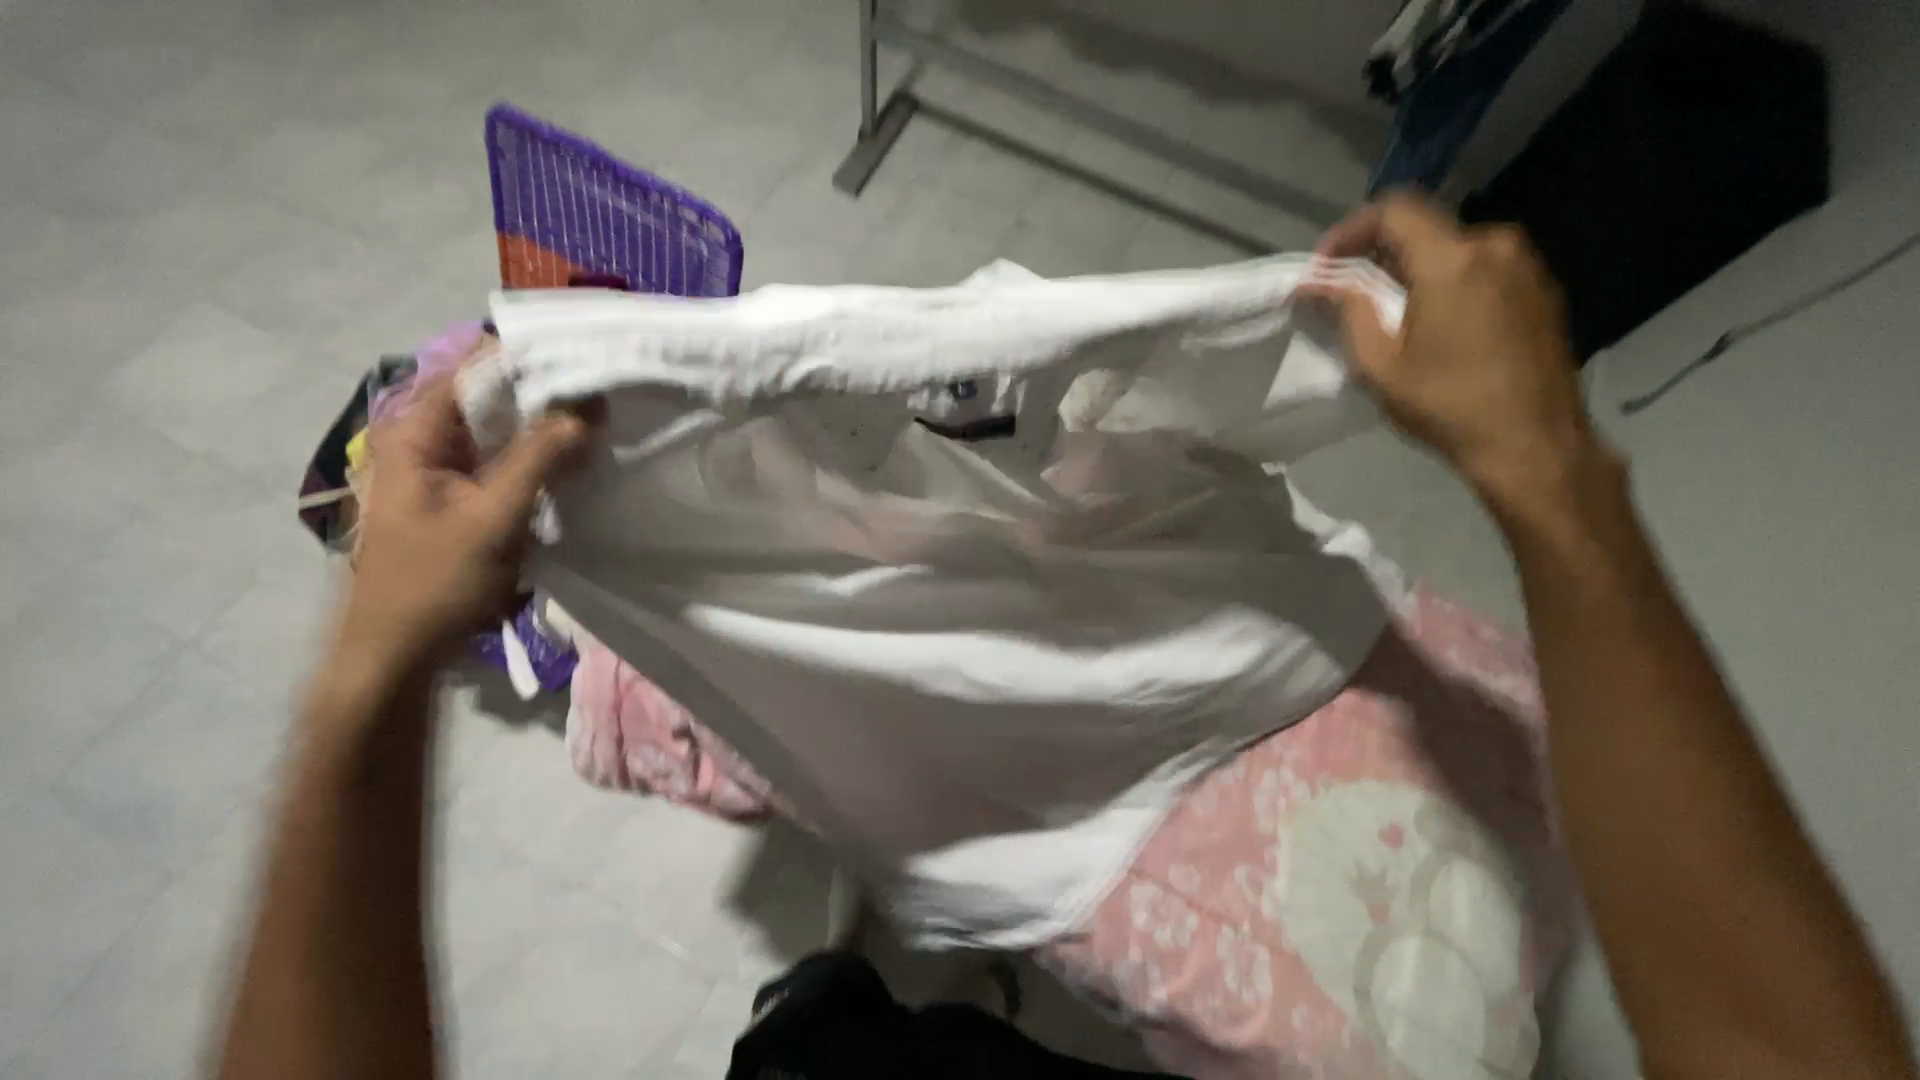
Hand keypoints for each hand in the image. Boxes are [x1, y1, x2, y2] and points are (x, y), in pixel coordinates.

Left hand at [338, 369, 590, 671]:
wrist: (398, 651)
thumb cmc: (434, 582)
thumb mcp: (492, 517)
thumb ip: (539, 459)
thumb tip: (587, 407)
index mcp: (416, 432)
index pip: (476, 370)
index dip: (530, 360)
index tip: (587, 358)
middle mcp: (427, 440)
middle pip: (492, 397)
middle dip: (548, 393)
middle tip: (607, 391)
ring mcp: (445, 470)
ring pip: (504, 431)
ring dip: (548, 427)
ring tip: (604, 419)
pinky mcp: (465, 497)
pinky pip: (507, 462)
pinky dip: (541, 458)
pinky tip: (579, 459)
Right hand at [1308, 192, 1605, 503]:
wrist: (1533, 442)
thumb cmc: (1446, 405)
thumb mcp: (1379, 364)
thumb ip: (1349, 310)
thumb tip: (1318, 282)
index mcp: (1453, 259)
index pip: (1394, 210)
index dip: (1350, 230)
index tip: (1326, 266)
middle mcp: (1495, 246)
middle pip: (1425, 228)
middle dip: (1380, 253)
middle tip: (1351, 292)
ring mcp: (1526, 266)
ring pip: (1455, 248)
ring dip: (1417, 269)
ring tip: (1393, 311)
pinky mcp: (1541, 289)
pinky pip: (1483, 268)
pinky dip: (1450, 282)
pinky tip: (1436, 323)